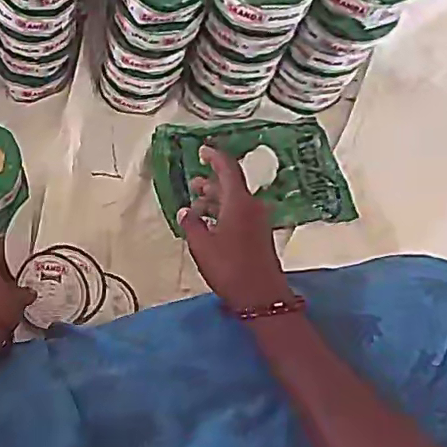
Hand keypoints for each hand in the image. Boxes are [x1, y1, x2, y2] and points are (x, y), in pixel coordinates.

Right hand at [178, 144, 293, 310]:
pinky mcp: (259, 235)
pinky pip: (239, 214)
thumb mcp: (202, 246)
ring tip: (195, 207)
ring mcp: (258, 221)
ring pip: (234, 201)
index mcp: (239, 202)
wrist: (260, 295)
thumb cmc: (230, 267)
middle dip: (210, 184)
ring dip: (215, 200)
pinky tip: (208, 224)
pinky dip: (223, 213)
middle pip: (230, 186)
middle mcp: (252, 206)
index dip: (214, 157)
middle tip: (193, 185)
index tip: (202, 151)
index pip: (228, 169)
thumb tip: (186, 211)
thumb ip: (191, 224)